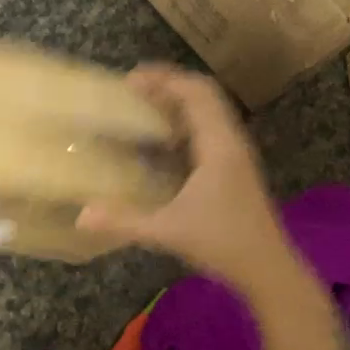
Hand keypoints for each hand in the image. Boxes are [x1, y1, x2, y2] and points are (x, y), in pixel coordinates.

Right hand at [77, 65, 281, 275]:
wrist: (268, 269)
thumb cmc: (222, 243)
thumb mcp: (167, 231)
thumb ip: (124, 221)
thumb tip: (81, 215)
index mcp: (219, 146)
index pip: (196, 94)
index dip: (164, 80)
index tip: (130, 80)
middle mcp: (231, 142)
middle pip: (204, 96)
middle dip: (169, 86)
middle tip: (133, 89)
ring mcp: (236, 157)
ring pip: (209, 114)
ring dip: (178, 104)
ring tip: (144, 109)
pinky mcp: (235, 171)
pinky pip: (209, 133)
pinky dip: (185, 125)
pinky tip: (162, 144)